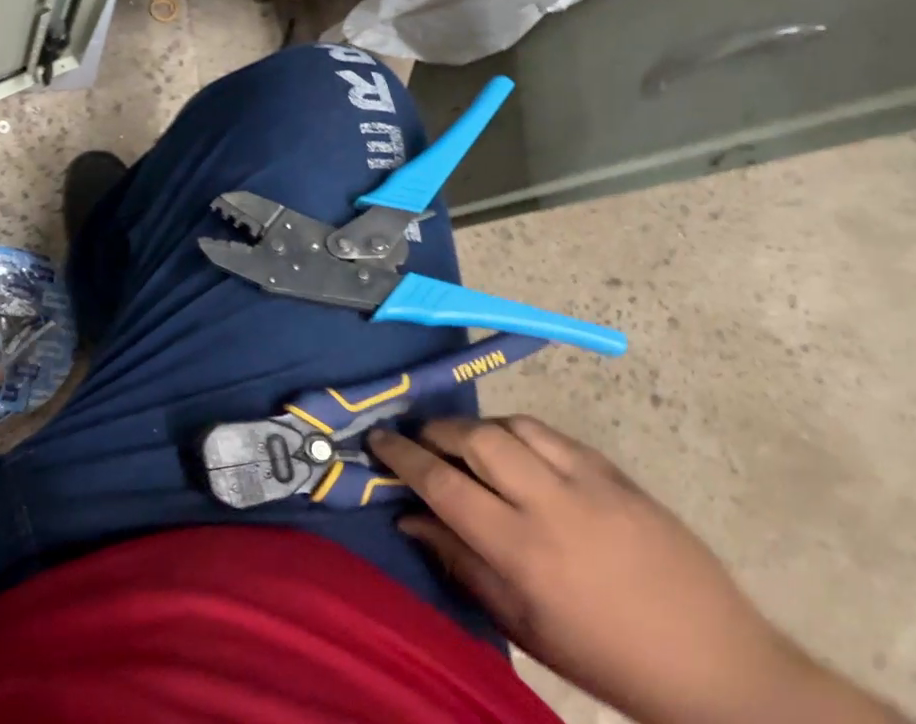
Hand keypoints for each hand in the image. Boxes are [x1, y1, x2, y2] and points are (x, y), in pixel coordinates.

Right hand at [370, 417, 903, 723]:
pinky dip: (525, 436)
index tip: (377, 442)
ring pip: (518, 426)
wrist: (718, 667)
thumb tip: (409, 517)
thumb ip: (459, 562)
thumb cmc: (601, 655)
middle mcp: (552, 505)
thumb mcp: (519, 621)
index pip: (442, 482)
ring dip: (481, 428)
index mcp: (521, 548)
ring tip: (467, 445)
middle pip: (477, 438)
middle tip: (419, 440)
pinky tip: (520, 455)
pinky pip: (559, 438)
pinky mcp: (624, 481)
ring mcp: (594, 486)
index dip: (401, 456)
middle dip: (437, 431)